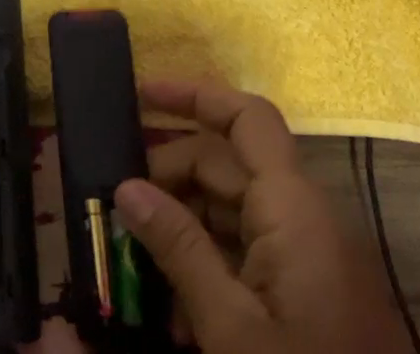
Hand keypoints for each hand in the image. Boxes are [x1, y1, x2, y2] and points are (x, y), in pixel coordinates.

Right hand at [111, 79, 414, 353]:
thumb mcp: (230, 325)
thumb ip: (178, 249)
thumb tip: (127, 187)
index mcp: (293, 209)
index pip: (247, 119)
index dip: (195, 96)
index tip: (137, 95)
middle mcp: (302, 217)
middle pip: (226, 164)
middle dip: (166, 174)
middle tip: (114, 204)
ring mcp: (305, 254)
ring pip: (230, 209)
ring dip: (179, 223)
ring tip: (131, 258)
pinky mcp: (304, 288)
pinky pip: (245, 249)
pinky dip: (205, 259)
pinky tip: (170, 303)